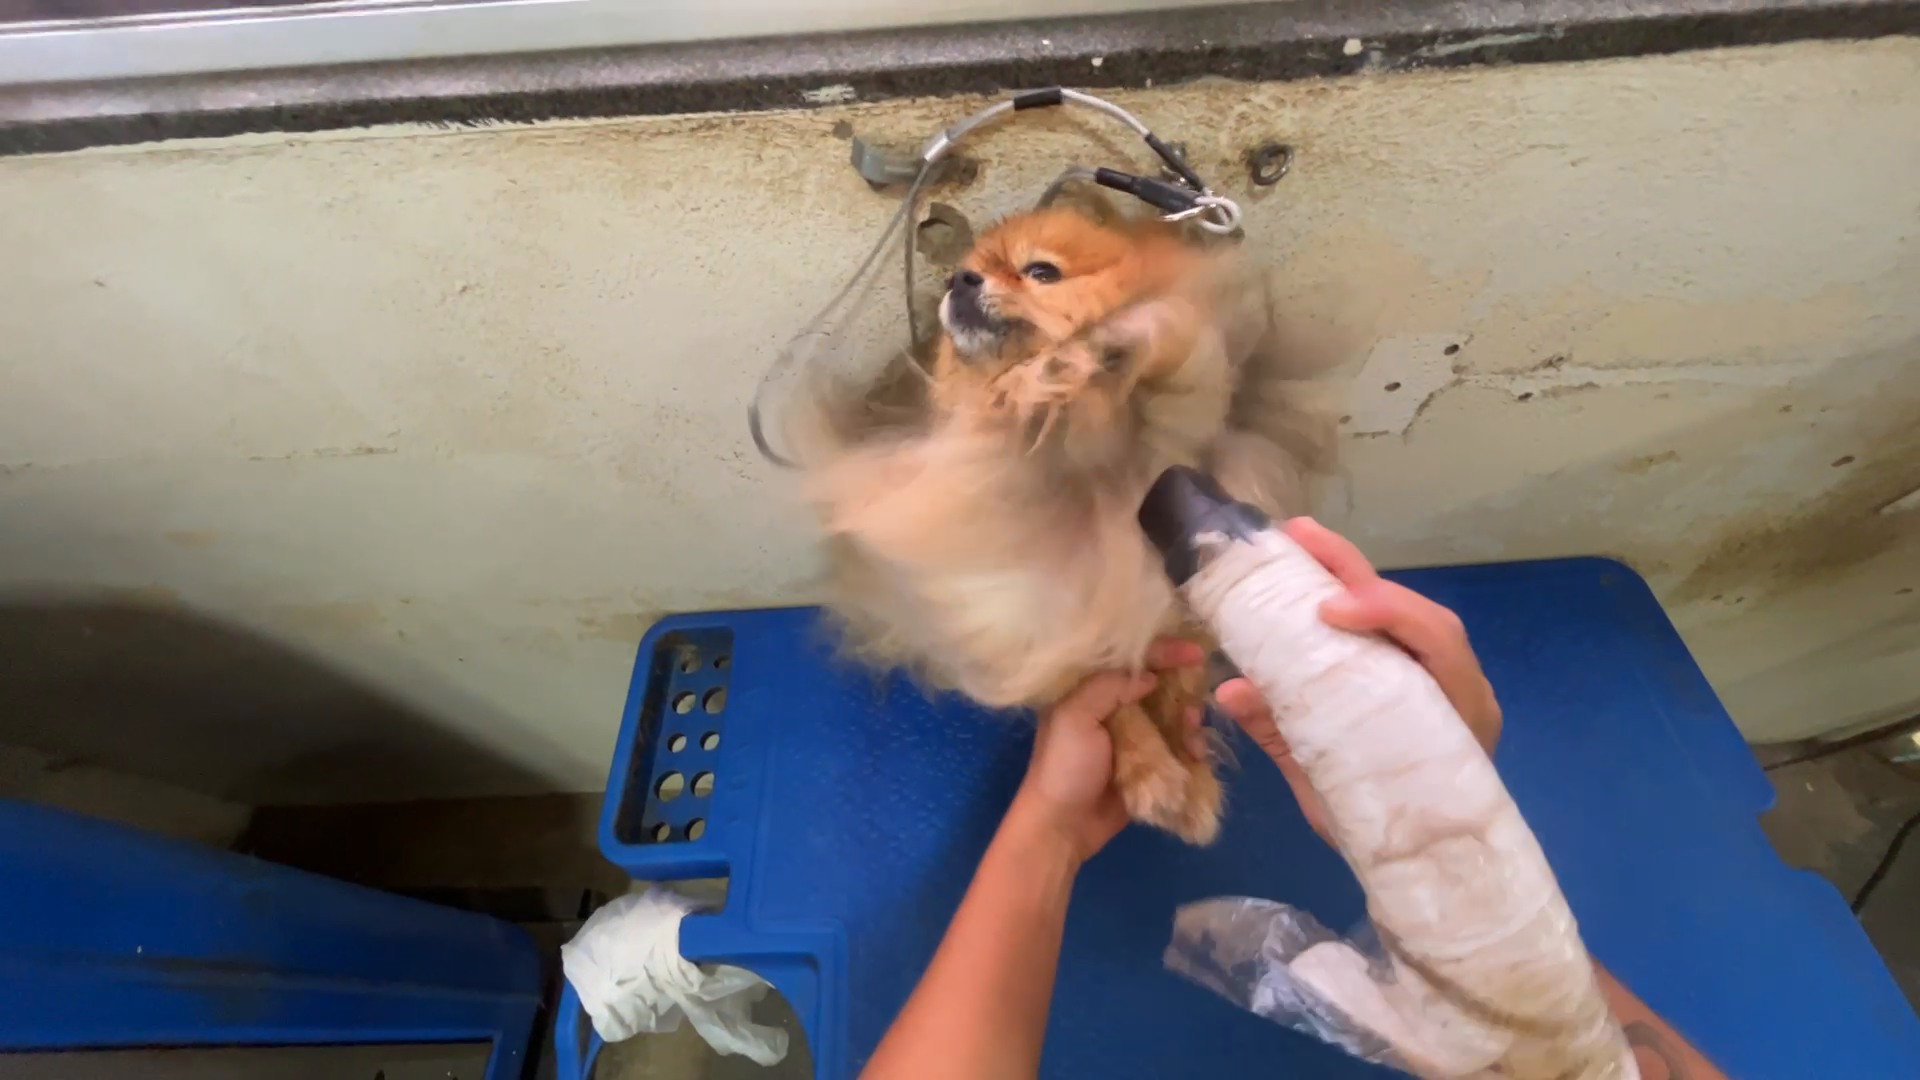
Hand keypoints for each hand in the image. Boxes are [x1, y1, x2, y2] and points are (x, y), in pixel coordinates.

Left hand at [1012, 638, 1206, 862]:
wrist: (1063, 825)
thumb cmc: (1063, 765)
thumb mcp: (1076, 715)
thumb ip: (1109, 686)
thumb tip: (1150, 675)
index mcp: (1087, 687)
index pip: (1128, 658)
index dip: (1162, 650)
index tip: (1195, 651)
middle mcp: (1110, 704)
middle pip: (1156, 682)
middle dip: (1181, 684)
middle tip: (1196, 694)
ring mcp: (1131, 734)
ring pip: (1170, 713)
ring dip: (1187, 716)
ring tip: (1192, 726)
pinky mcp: (1147, 761)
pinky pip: (1176, 744)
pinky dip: (1189, 744)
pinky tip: (1195, 751)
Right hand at [1214, 517, 1501, 840]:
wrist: (1425, 865)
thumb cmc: (1390, 831)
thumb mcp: (1335, 793)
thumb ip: (1286, 741)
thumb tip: (1229, 690)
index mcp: (1457, 714)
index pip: (1438, 642)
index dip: (1387, 612)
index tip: (1330, 611)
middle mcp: (1446, 685)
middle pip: (1410, 609)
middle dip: (1352, 568)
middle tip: (1296, 536)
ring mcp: (1422, 681)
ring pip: (1391, 613)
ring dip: (1340, 575)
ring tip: (1291, 546)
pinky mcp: (1393, 680)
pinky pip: (1368, 633)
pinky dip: (1334, 603)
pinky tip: (1298, 587)